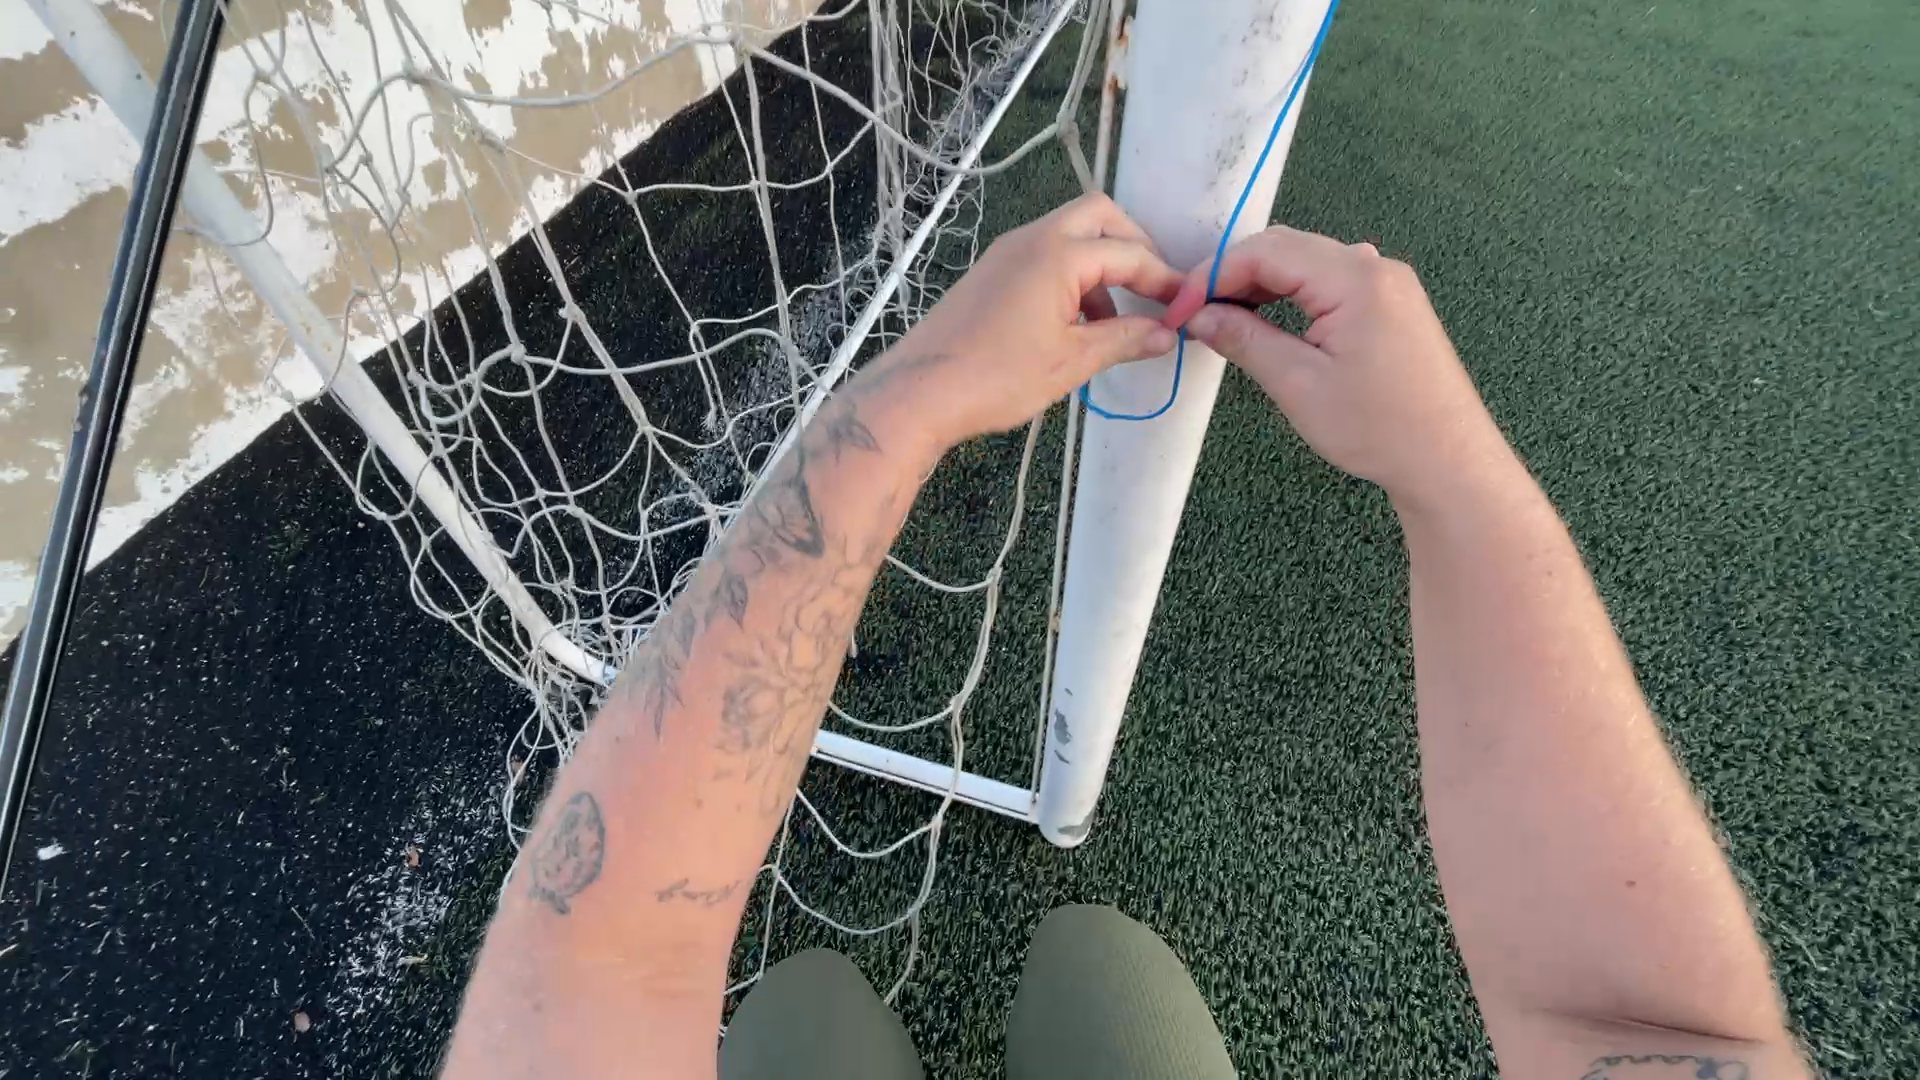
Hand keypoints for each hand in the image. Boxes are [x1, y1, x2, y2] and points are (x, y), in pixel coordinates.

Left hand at [868, 193, 1181, 448]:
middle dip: (1132, 248)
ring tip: (1110, 323)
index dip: (1163, 277)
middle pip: (1097, 218)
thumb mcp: (1070, 363)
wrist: (919, 392)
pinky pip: (1041, 259)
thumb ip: (1123, 340)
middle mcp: (1030, 239)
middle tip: (1150, 291)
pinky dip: (1068, 279)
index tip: (1185, 304)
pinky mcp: (988, 275)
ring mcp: (1004, 254)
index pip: (1127, 251)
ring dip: (1099, 267)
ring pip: (1067, 238)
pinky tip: (1071, 326)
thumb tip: (1166, 335)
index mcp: (1057, 253)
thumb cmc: (998, 377)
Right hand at [1162, 227, 1514, 506]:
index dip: (1212, 276)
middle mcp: (1373, 266)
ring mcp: (1384, 283)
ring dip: (1256, 284)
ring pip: (1303, 263)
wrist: (1445, 458)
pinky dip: (1285, 296)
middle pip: (1284, 248)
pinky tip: (1263, 320)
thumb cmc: (1374, 426)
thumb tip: (1198, 316)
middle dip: (1230, 275)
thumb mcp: (1297, 383)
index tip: (1178, 312)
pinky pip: (1324, 283)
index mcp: (1354, 277)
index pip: (1266, 252)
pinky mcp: (1387, 305)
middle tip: (1191, 315)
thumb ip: (1245, 339)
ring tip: (1219, 320)